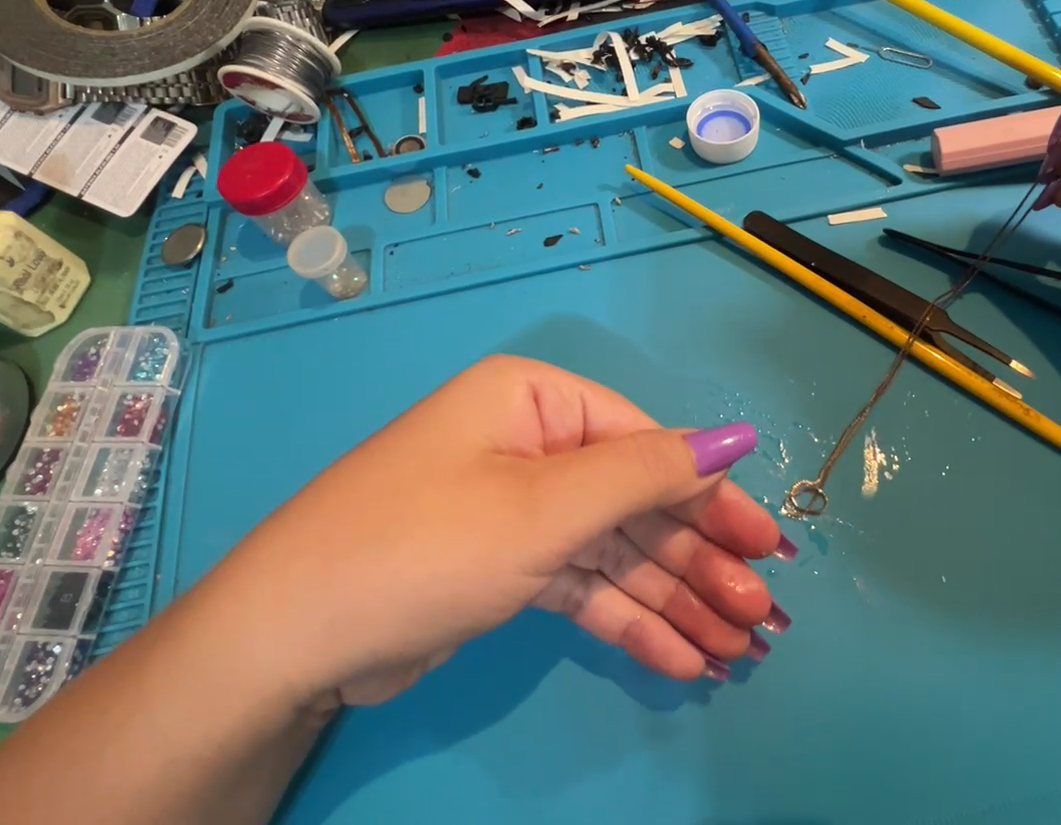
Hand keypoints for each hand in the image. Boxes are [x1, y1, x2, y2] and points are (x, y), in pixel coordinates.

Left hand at [198, 355, 791, 712]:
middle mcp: (532, 445)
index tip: (769, 547)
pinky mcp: (506, 567)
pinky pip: (583, 585)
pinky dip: (628, 619)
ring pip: (616, 552)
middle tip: (761, 616)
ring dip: (675, 598)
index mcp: (538, 402)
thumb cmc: (427, 545)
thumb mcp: (546, 507)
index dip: (713, 497)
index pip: (647, 444)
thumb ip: (647, 474)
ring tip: (735, 648)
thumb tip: (738, 437)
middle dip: (699, 562)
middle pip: (637, 503)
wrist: (291, 639)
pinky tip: (680, 657)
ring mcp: (518, 509)